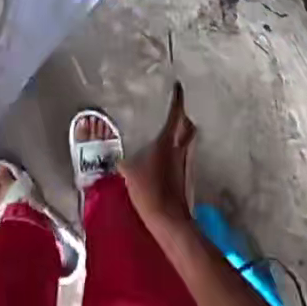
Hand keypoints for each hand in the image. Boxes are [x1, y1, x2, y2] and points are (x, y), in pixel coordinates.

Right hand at [122, 82, 196, 231]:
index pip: (177, 113)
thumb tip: (116, 155)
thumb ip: (124, 160)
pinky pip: (186, 154)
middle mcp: (182, 147)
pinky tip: (169, 157)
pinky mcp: (189, 177)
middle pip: (189, 126)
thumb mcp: (130, 171)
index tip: (177, 85)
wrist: (170, 220)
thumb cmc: (150, 189)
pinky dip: (181, 150)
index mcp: (169, 140)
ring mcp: (188, 163)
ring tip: (171, 131)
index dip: (178, 98)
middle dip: (183, 117)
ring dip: (184, 133)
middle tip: (174, 110)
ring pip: (190, 140)